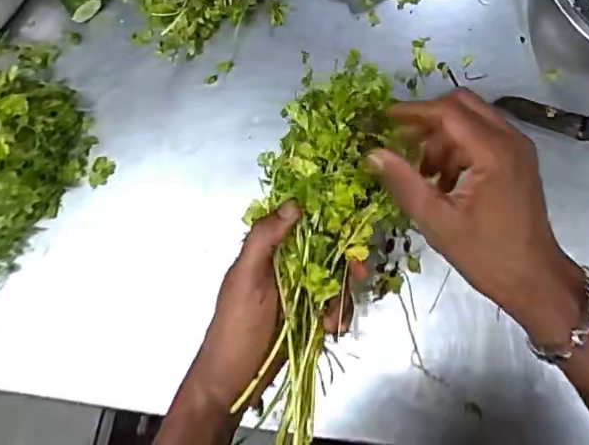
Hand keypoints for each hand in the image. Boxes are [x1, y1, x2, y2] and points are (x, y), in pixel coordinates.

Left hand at [173, 203, 359, 419]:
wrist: (230, 385)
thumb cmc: (234, 327)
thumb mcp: (246, 278)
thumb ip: (264, 237)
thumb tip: (295, 203)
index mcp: (272, 248)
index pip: (306, 221)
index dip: (332, 222)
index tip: (351, 232)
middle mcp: (289, 264)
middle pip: (329, 249)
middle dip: (347, 261)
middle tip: (358, 274)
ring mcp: (300, 290)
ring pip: (335, 278)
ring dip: (342, 295)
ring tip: (332, 319)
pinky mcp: (309, 315)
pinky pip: (334, 305)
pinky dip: (339, 315)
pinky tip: (331, 329)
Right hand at [366, 89, 587, 347]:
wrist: (537, 281)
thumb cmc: (488, 256)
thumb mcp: (438, 222)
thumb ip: (405, 182)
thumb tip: (374, 153)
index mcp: (493, 151)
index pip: (448, 111)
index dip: (414, 112)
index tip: (385, 120)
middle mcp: (510, 137)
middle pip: (462, 105)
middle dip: (430, 120)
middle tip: (403, 142)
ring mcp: (519, 145)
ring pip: (473, 117)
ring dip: (444, 136)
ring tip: (423, 171)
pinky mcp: (520, 156)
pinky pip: (484, 133)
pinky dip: (461, 145)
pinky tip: (445, 179)